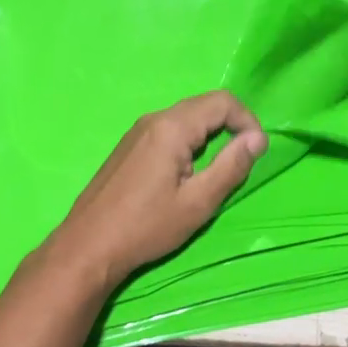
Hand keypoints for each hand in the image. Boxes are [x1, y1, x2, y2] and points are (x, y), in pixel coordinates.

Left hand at [47, 91, 267, 289]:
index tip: (257, 151)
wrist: (89, 245)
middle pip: (204, 105)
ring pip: (186, 118)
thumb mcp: (199, 202)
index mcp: (172, 127)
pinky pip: (169, 131)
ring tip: (215, 172)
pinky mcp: (129, 146)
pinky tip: (186, 174)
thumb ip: (231, 166)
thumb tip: (258, 138)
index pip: (222, 101)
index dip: (248, 120)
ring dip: (210, 136)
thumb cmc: (147, 226)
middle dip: (231, 126)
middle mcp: (153, 119)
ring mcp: (137, 131)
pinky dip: (190, 142)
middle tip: (241, 161)